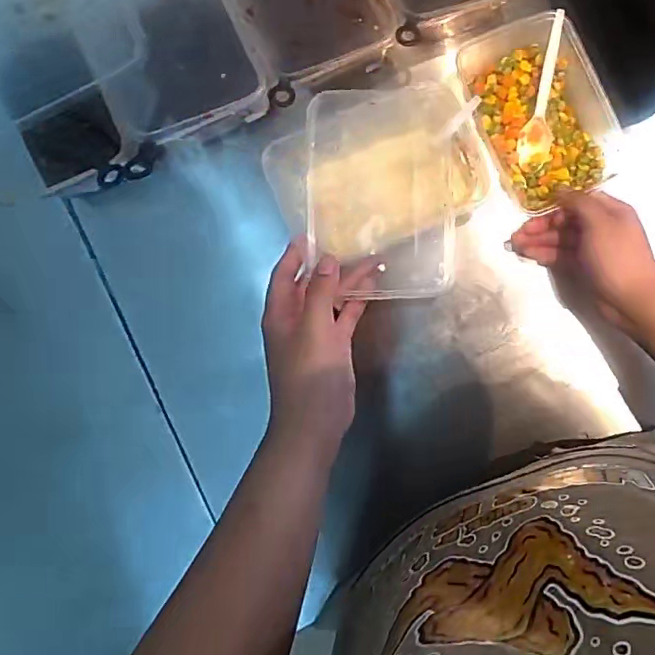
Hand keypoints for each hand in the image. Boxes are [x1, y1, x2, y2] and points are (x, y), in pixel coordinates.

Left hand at [261, 239, 376, 448]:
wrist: (315, 422)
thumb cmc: (308, 374)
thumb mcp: (314, 328)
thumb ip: (319, 292)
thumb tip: (326, 259)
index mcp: (281, 314)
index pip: (283, 275)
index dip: (295, 254)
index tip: (311, 233)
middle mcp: (295, 320)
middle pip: (311, 284)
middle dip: (331, 265)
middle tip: (356, 245)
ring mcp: (316, 333)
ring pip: (332, 299)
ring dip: (349, 282)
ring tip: (374, 262)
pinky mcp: (334, 346)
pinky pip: (344, 316)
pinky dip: (357, 302)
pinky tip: (373, 289)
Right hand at [509, 190, 654, 334]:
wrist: (634, 301)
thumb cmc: (617, 257)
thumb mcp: (599, 223)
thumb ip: (579, 202)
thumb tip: (560, 189)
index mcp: (610, 211)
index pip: (578, 200)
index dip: (555, 203)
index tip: (532, 208)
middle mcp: (602, 226)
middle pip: (566, 220)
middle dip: (542, 225)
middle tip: (517, 234)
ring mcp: (593, 248)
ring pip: (562, 238)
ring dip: (539, 240)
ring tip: (515, 246)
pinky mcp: (586, 267)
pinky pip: (563, 255)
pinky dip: (547, 254)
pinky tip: (529, 255)